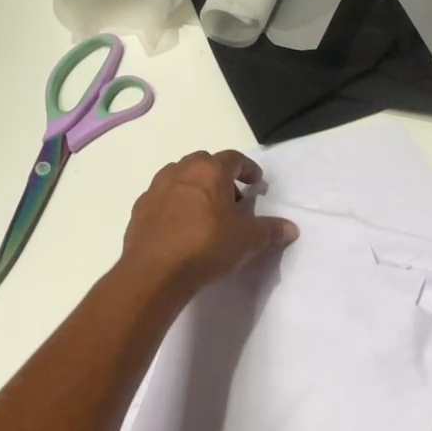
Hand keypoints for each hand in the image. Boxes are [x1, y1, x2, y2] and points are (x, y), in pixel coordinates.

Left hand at [119, 150, 297, 294]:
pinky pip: (163, 198)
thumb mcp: (248, 240)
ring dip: (196, 188)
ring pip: (180, 178)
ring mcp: (156, 189)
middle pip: (204, 163)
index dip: (248, 168)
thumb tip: (292, 228)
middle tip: (233, 198)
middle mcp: (180, 172)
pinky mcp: (140, 209)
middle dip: (220, 177)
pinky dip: (176, 204)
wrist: (155, 271)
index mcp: (209, 171)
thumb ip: (270, 230)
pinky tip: (182, 226)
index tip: (256, 182)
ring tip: (207, 211)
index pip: (233, 158)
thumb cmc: (207, 246)